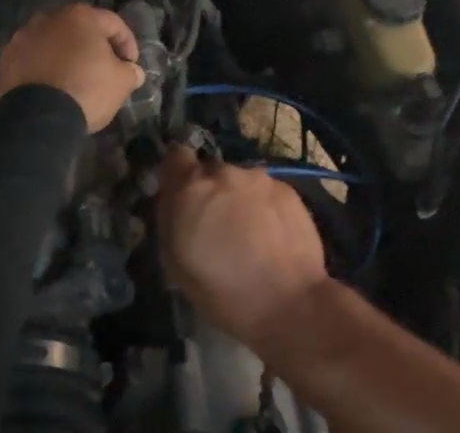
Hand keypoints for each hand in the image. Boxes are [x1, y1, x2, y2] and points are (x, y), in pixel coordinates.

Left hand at [0, 3, 143, 130]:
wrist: (36, 117)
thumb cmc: (85, 90)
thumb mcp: (121, 83)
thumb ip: (130, 72)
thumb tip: (132, 71)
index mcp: (81, 16)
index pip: (113, 23)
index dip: (127, 43)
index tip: (131, 65)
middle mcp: (50, 17)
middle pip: (79, 27)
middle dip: (94, 45)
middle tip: (104, 67)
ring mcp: (24, 36)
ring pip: (53, 40)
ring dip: (65, 53)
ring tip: (74, 75)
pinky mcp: (7, 57)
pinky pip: (33, 57)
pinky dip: (44, 65)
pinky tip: (51, 84)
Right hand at [157, 146, 332, 349]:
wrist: (289, 304)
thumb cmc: (223, 292)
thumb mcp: (175, 262)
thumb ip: (169, 219)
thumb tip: (173, 201)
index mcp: (190, 187)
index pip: (175, 155)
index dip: (178, 174)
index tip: (182, 195)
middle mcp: (223, 172)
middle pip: (210, 172)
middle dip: (211, 193)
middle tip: (218, 225)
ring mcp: (258, 178)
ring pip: (240, 182)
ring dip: (239, 199)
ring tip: (250, 234)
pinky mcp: (287, 189)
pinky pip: (266, 191)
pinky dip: (265, 207)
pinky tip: (273, 236)